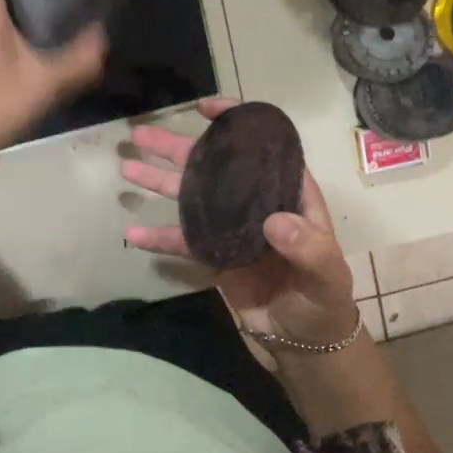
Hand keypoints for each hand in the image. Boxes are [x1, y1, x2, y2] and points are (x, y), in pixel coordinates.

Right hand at [121, 98, 360, 364]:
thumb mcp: (326, 273)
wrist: (306, 345)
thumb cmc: (324, 302)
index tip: (205, 108)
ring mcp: (231, 230)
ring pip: (190, 198)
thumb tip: (273, 220)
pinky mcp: (213, 257)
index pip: (262, 148)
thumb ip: (306, 246)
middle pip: (213, 167)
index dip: (235, 123)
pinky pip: (182, 241)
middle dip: (177, 148)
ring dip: (159, 182)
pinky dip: (158, 236)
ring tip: (127, 167)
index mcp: (287, 195)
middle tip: (140, 134)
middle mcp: (255, 204)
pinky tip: (132, 231)